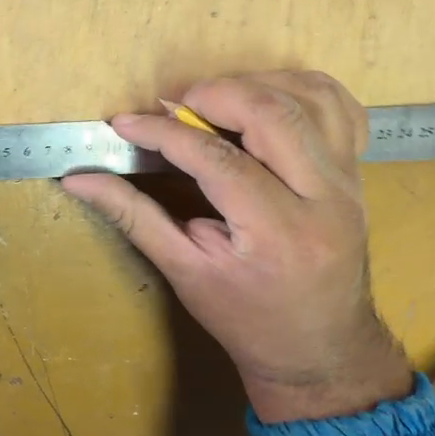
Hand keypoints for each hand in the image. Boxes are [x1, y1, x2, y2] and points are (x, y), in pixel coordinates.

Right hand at [61, 72, 412, 422]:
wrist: (322, 351)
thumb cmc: (247, 318)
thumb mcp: (183, 272)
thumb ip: (132, 216)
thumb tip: (77, 179)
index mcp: (278, 233)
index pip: (216, 158)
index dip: (162, 132)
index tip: (124, 123)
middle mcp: (325, 199)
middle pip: (273, 114)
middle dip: (213, 95)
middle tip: (173, 107)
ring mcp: (350, 181)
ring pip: (312, 98)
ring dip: (255, 85)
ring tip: (213, 102)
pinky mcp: (357, 172)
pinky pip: (340, 108)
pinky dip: (298, 89)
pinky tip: (261, 100)